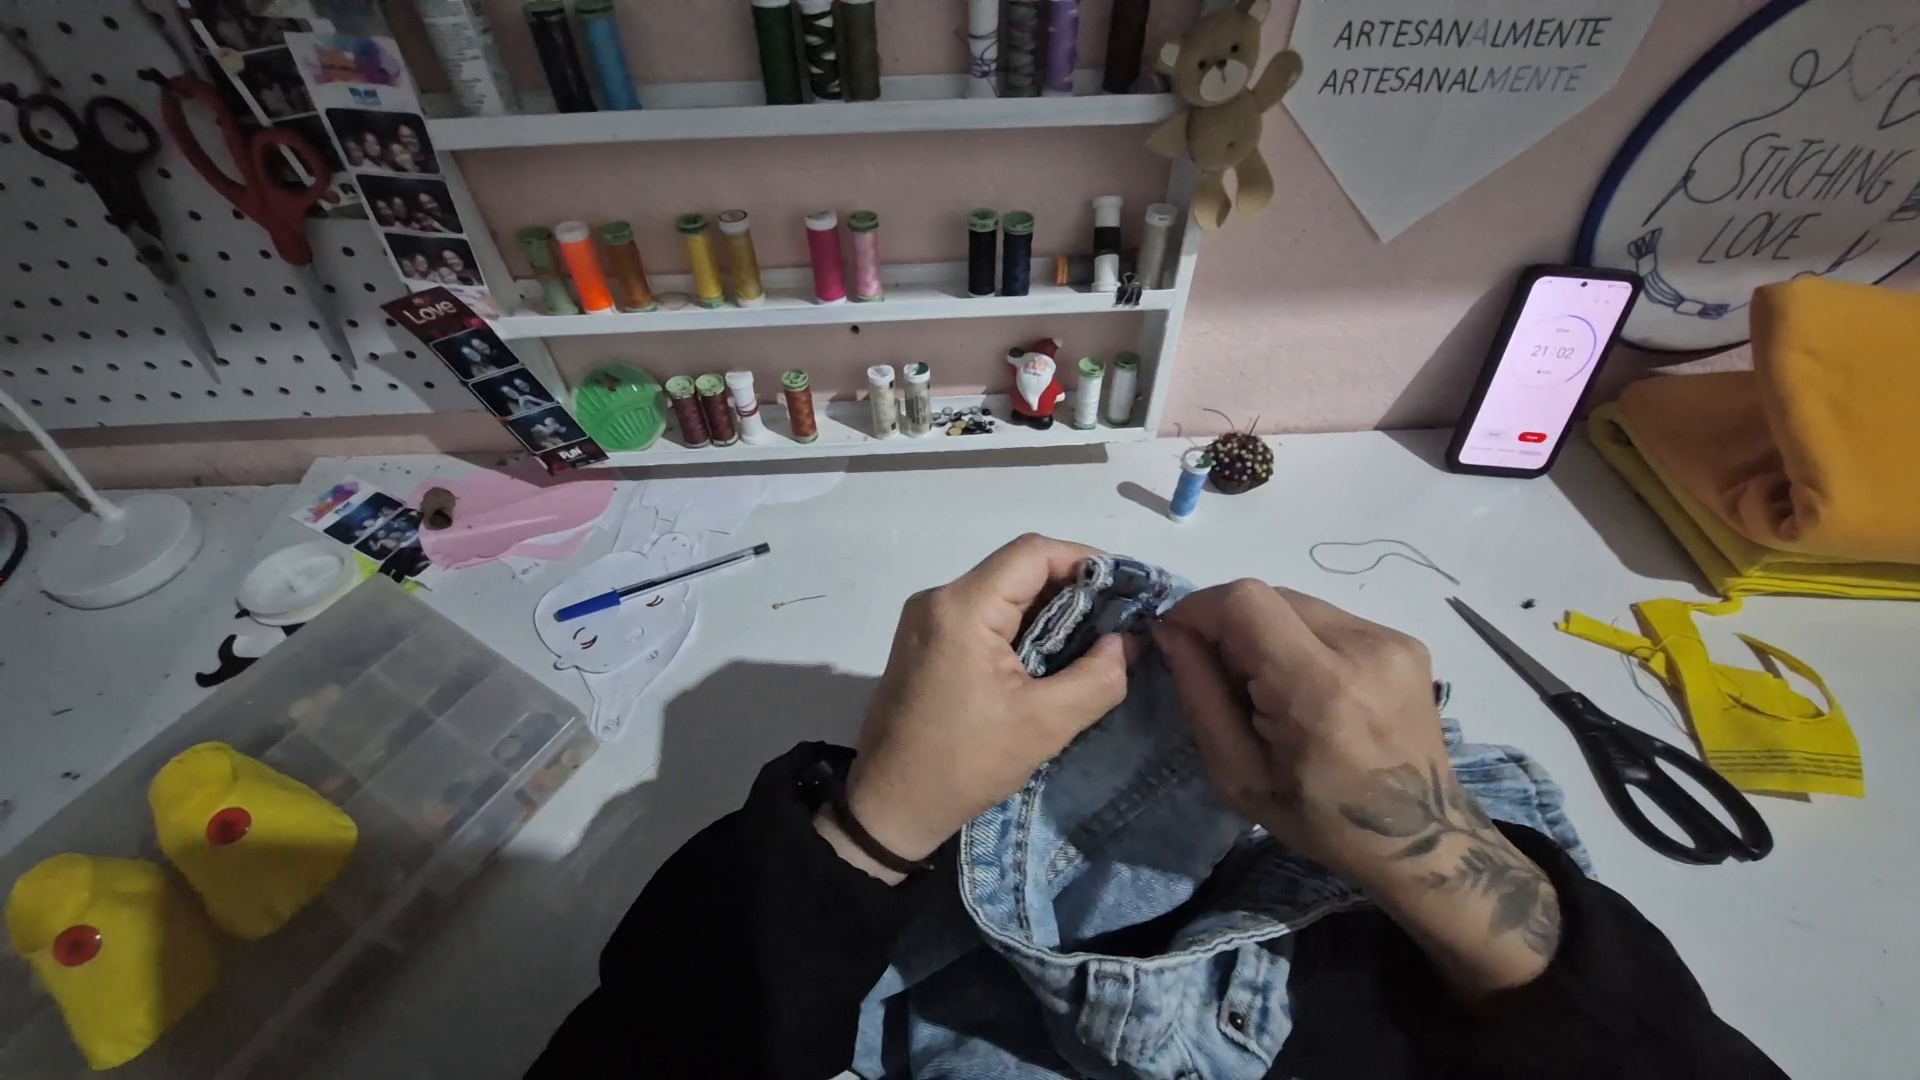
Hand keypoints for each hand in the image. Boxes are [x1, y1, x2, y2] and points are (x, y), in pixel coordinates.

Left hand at [820, 535, 1134, 882]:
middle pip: (1016, 568)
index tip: (1125, 588)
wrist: (888, 806)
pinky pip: (981, 614)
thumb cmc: (964, 764)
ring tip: (1092, 636)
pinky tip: (1048, 652)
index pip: (1032, 553)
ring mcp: (925, 618)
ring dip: (1047, 607)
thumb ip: (1098, 677)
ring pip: (1000, 591)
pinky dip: (1020, 624)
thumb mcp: (1044, 724)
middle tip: (1116, 618)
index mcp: (961, 607)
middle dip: (1071, 587)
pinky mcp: (924, 640)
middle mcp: (937, 599)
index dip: (1085, 559)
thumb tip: (1129, 640)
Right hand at [1154, 582, 1560, 994]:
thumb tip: (1171, 631)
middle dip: (1228, 625)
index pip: (1245, 602)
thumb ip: (1199, 695)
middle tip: (1225, 677)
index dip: (1200, 609)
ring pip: (1293, 602)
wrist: (1425, 839)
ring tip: (1269, 686)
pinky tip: (1306, 684)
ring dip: (1262, 631)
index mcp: (1320, 692)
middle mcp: (1364, 650)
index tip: (1180, 640)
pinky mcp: (1405, 639)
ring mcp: (1392, 640)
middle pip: (1266, 596)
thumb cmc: (1319, 820)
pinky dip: (1295, 638)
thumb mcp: (1237, 775)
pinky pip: (1323, 616)